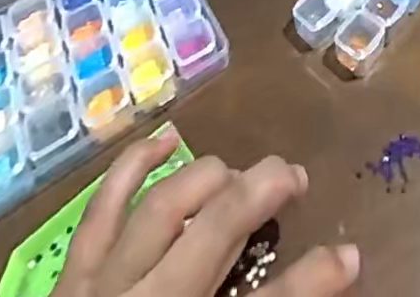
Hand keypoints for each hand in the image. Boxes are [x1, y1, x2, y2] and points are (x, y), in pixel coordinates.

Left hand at [51, 129, 359, 296]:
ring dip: (210, 179)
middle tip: (294, 177)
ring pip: (165, 206)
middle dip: (261, 192)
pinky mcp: (71, 276)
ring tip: (239, 173)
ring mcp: (103, 285)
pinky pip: (103, 207)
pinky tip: (165, 137)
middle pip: (215, 232)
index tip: (348, 254)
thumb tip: (327, 275)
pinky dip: (135, 165)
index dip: (314, 279)